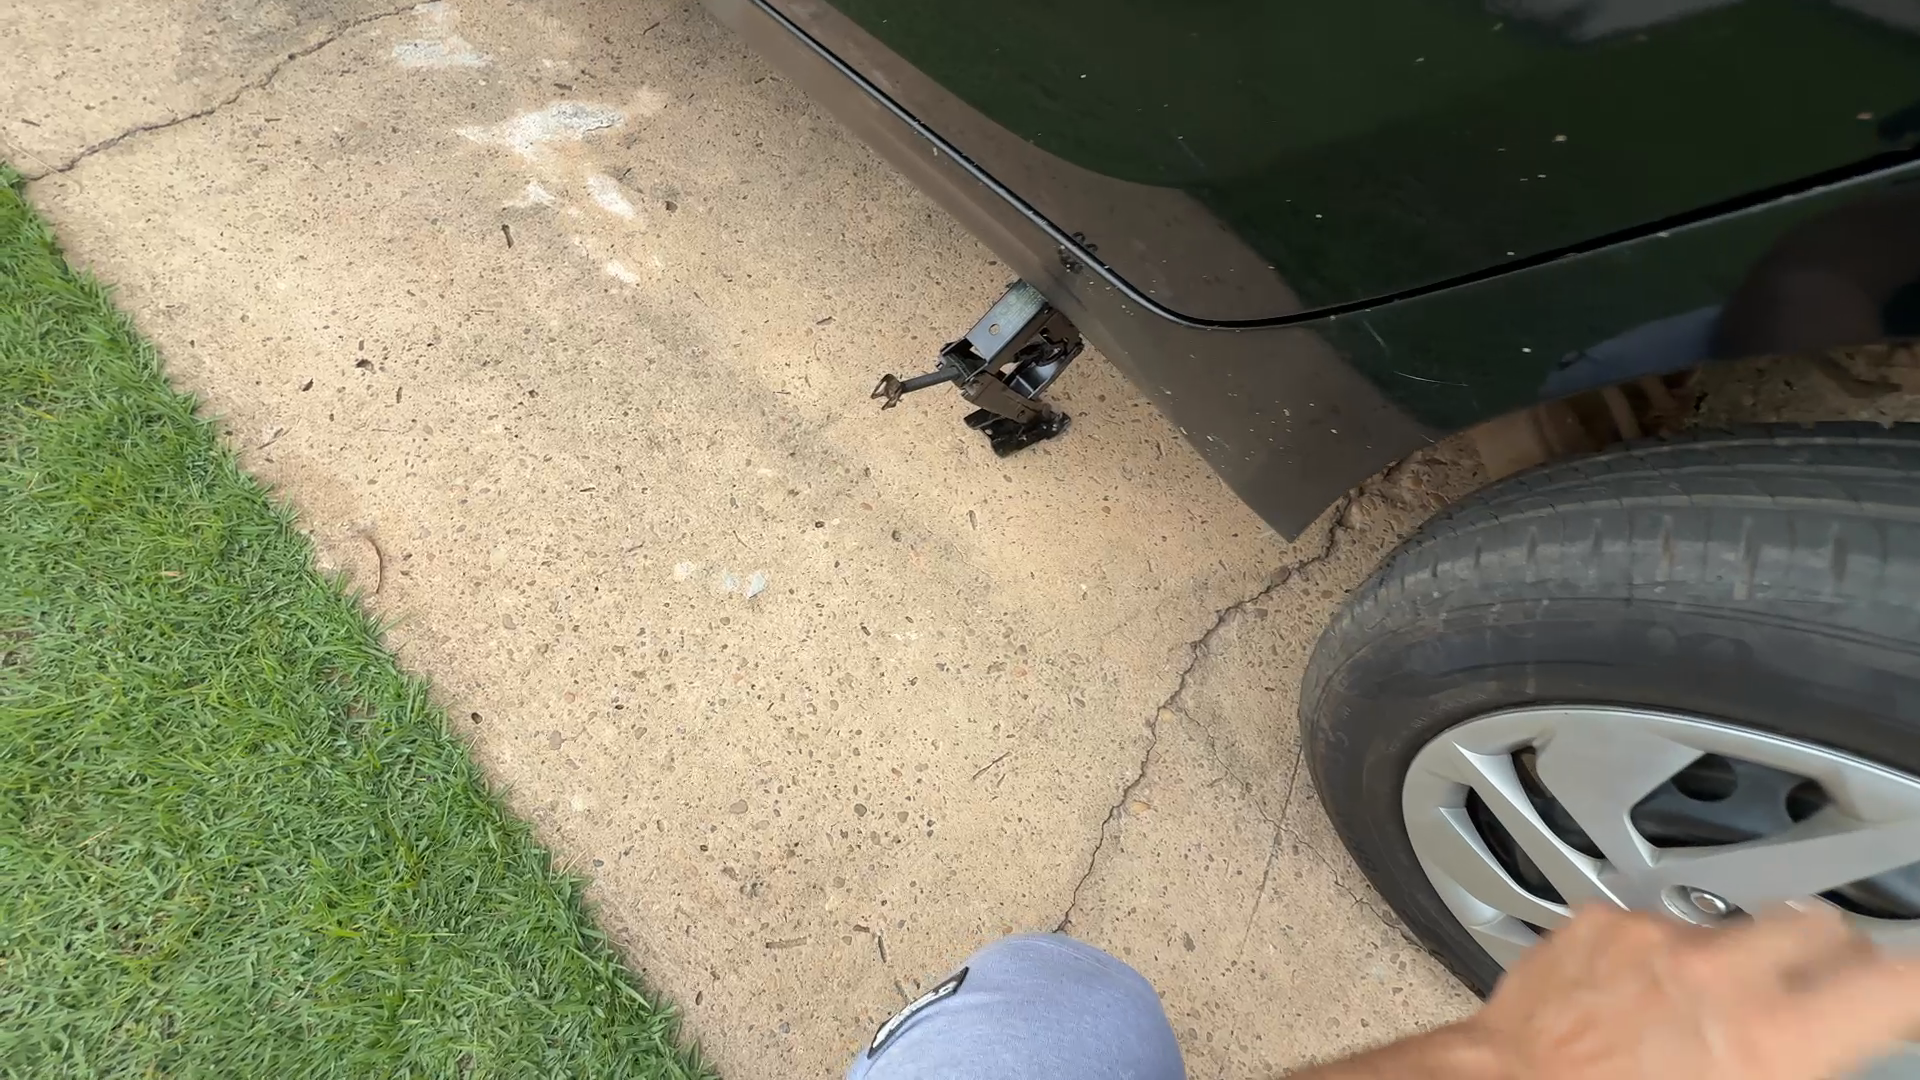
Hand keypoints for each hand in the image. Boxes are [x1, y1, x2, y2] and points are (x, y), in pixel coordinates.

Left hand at [1465, 904, 1919, 1079]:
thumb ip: (1797, 1061)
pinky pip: (1648, 923)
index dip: (1912, 978)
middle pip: (1809, 925)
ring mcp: (1646, 932)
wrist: (1520, 1077)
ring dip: (1729, 954)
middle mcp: (1714, 969)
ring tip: (1700, 998)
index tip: (1916, 975)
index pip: (1887, 984)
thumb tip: (1822, 1044)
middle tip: (1826, 975)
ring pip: (1722, 926)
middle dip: (1830, 948)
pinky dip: (1656, 947)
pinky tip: (1637, 983)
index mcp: (1771, 1034)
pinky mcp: (1595, 917)